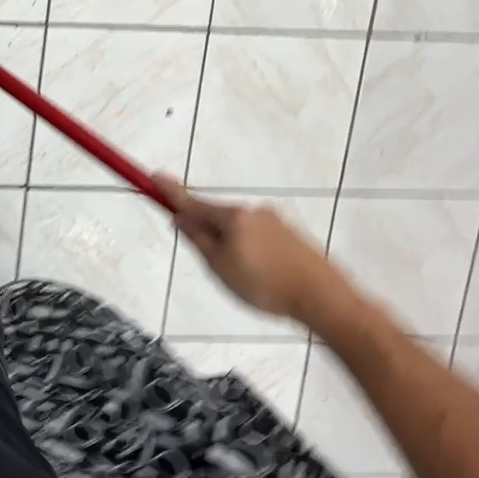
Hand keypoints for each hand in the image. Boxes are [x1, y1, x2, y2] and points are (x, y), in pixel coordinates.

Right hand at [154, 175, 348, 321]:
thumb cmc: (264, 285)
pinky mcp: (293, 236)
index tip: (152, 175)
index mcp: (233, 217)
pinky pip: (258, 236)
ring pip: (239, 228)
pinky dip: (250, 249)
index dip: (170, 191)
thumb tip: (179, 217)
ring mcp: (277, 222)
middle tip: (209, 261)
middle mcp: (254, 212)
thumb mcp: (219, 266)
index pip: (192, 202)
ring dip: (231, 243)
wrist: (327, 301)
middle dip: (207, 231)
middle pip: (217, 215)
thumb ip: (197, 239)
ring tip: (242, 277)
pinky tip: (260, 274)